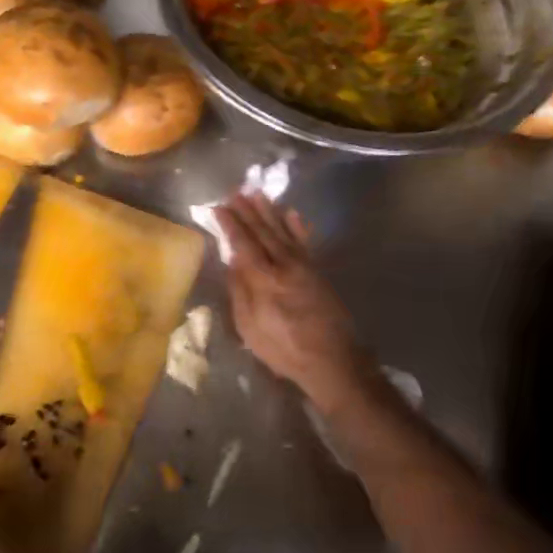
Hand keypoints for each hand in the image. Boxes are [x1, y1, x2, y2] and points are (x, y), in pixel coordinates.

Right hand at [218, 193, 373, 405]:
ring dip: (269, 212)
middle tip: (236, 191)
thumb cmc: (284, 349)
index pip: (244, 244)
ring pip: (284, 231)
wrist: (333, 360)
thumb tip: (232, 261)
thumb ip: (240, 291)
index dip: (231, 225)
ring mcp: (305, 266)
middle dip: (248, 211)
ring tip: (258, 194)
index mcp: (265, 279)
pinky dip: (297, 226)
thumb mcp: (250, 327)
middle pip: (264, 232)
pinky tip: (291, 213)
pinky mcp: (318, 272)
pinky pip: (305, 241)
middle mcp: (285, 265)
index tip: (219, 207)